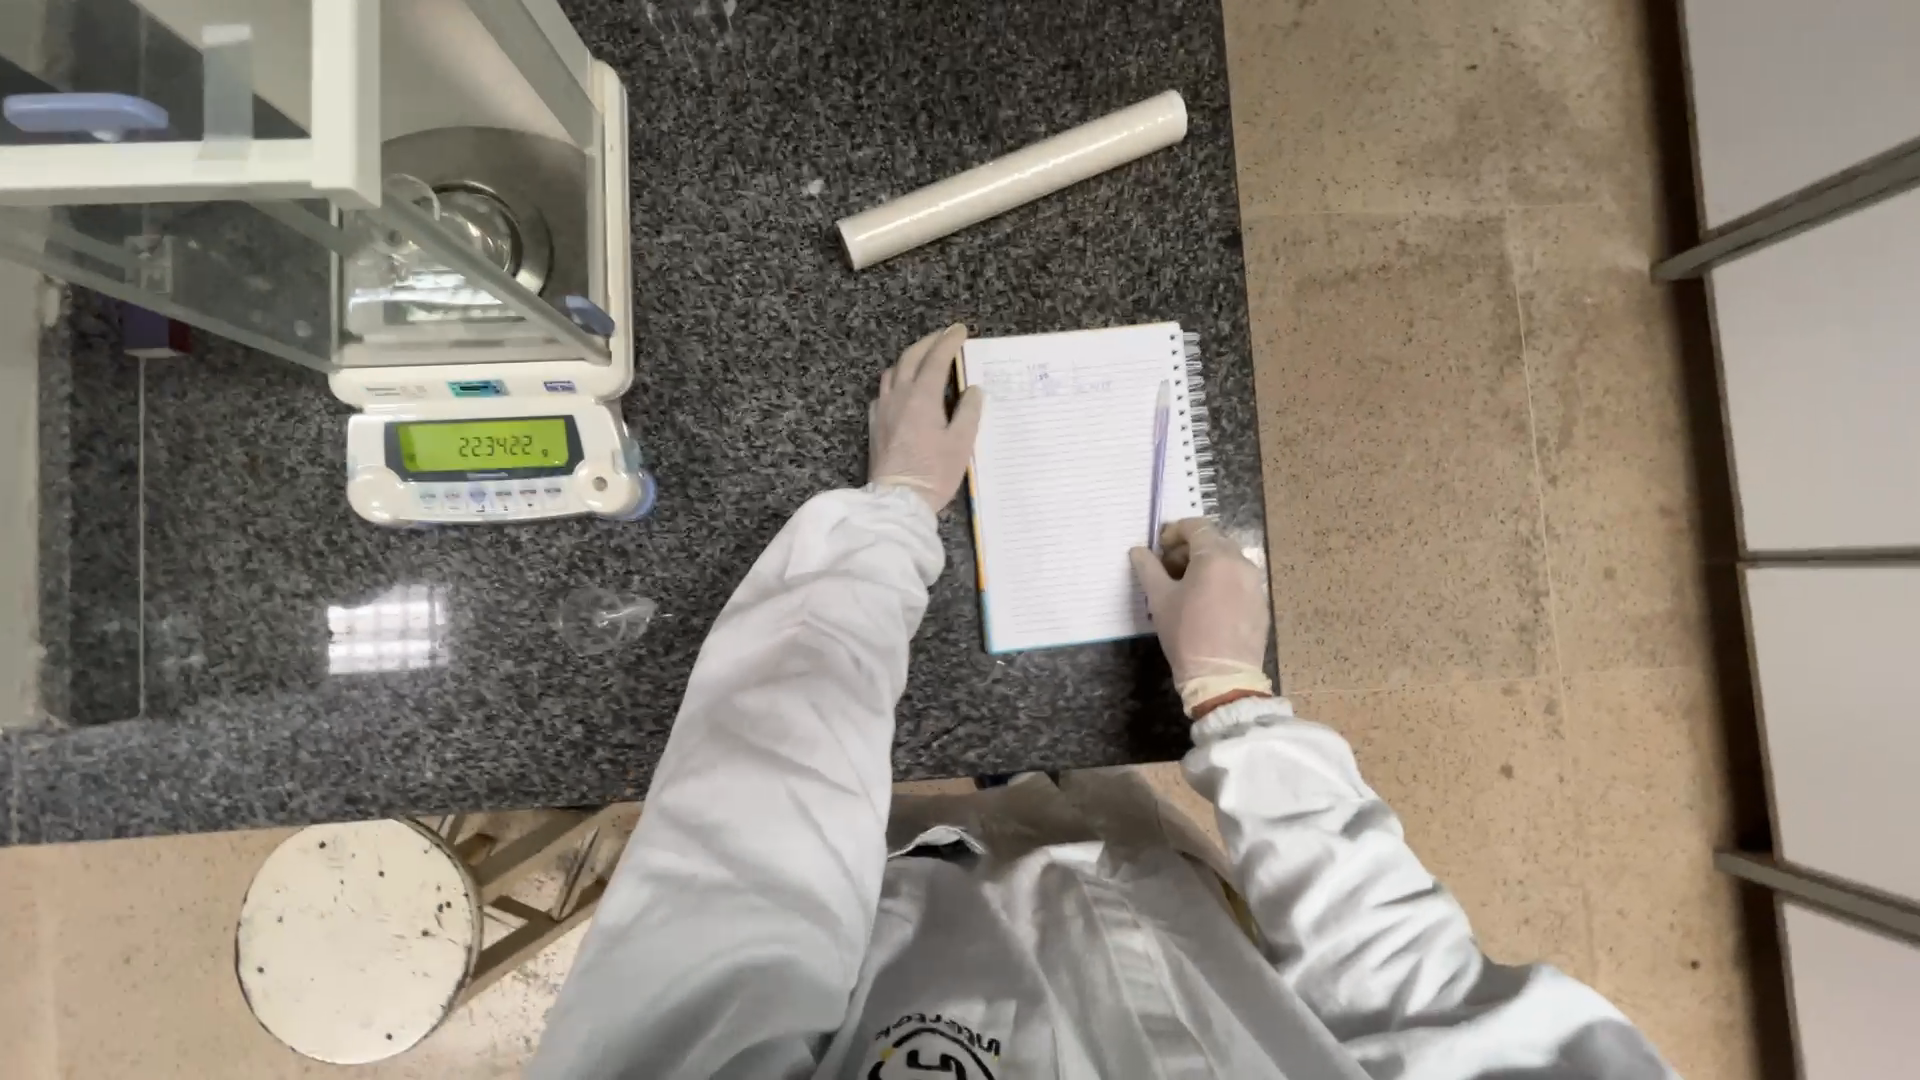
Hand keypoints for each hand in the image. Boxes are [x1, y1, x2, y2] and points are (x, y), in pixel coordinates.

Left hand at [869, 323, 985, 512]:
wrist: (898, 500)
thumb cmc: (934, 473)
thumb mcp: (961, 443)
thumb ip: (968, 412)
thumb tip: (973, 390)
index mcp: (922, 397)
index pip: (936, 359)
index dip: (949, 341)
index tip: (960, 331)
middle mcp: (899, 397)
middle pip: (911, 358)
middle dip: (929, 343)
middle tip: (944, 336)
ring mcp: (882, 410)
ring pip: (893, 371)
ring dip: (909, 359)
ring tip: (924, 358)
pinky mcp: (875, 425)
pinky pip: (883, 391)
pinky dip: (896, 380)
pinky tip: (903, 388)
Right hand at [1130, 518, 1272, 715]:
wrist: (1222, 676)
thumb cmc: (1186, 633)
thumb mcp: (1159, 598)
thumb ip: (1148, 568)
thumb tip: (1138, 551)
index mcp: (1216, 556)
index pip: (1196, 525)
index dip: (1174, 531)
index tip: (1159, 548)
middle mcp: (1241, 563)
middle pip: (1213, 541)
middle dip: (1188, 548)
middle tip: (1168, 568)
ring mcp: (1255, 583)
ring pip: (1227, 560)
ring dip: (1204, 564)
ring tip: (1185, 587)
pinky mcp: (1260, 603)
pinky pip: (1238, 580)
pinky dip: (1220, 581)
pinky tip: (1205, 604)